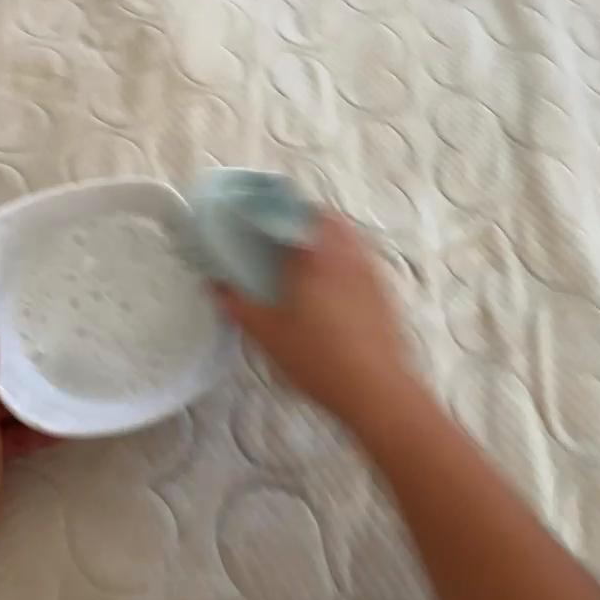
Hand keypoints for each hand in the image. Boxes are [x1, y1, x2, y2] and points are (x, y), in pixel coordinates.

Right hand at [213, 209, 415, 427]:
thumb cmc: (318, 358)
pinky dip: (345, 258)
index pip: (296, 212)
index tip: (259, 213)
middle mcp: (348, 253)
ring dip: (327, 235)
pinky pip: (362, 259)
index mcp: (317, 255)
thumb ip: (238, 304)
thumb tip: (214, 283)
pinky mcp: (385, 292)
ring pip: (349, 236)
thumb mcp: (267, 334)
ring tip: (305, 256)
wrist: (377, 392)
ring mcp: (371, 272)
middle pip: (327, 218)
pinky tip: (332, 285)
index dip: (276, 206)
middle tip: (281, 233)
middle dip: (304, 217)